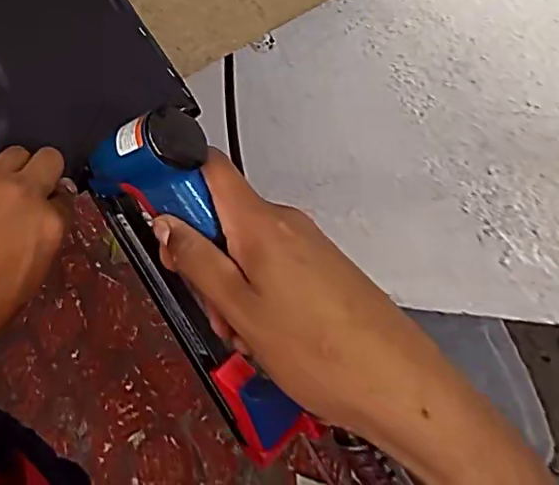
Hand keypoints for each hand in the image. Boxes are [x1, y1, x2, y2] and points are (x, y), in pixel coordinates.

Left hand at [0, 135, 72, 355]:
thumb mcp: (34, 276)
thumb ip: (45, 238)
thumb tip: (47, 215)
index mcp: (50, 225)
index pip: (66, 198)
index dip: (54, 205)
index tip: (45, 210)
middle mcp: (27, 193)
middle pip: (50, 158)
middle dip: (44, 173)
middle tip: (28, 191)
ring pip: (18, 151)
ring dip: (12, 168)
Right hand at [153, 152, 549, 484]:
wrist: (409, 394)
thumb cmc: (328, 355)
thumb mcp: (239, 310)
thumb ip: (195, 259)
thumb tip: (166, 224)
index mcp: (258, 222)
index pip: (205, 164)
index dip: (171, 171)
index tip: (149, 193)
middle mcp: (283, 221)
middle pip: (218, 209)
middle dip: (198, 246)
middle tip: (201, 291)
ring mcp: (304, 243)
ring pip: (242, 241)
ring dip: (226, 275)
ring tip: (239, 326)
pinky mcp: (320, 266)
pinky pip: (268, 259)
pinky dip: (253, 285)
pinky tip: (262, 330)